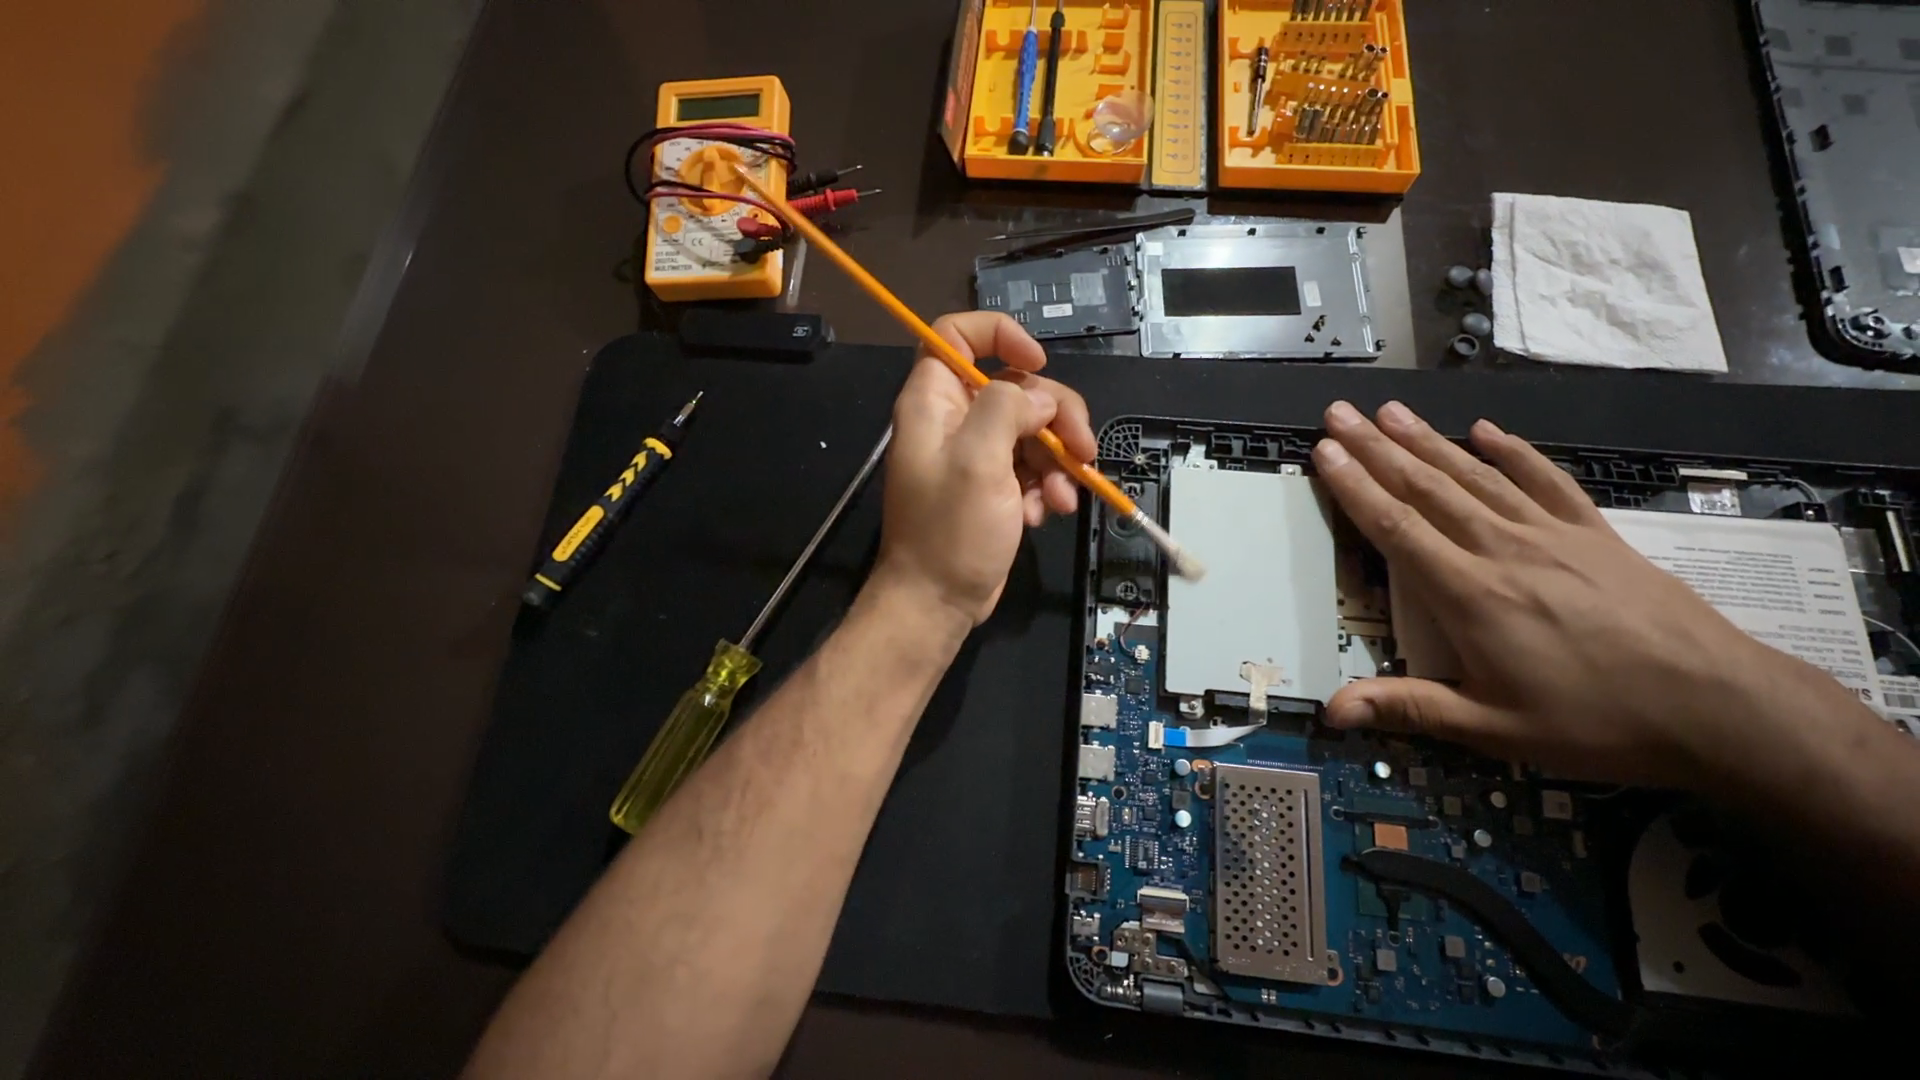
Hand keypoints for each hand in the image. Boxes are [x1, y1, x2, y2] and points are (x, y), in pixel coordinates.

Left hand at [872, 312, 1096, 627]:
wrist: (938, 602)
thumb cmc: (949, 532)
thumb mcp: (977, 462)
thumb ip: (1006, 411)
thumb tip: (1038, 399)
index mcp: (934, 402)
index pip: (956, 334)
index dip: (999, 336)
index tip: (1037, 364)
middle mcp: (953, 421)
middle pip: (1015, 389)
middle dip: (1056, 417)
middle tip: (1082, 451)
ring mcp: (975, 455)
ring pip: (1032, 431)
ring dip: (1058, 461)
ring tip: (1062, 498)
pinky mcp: (994, 487)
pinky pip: (1031, 467)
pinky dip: (1045, 486)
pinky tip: (1045, 513)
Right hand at [1314, 401, 1855, 787]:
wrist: (1721, 708)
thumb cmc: (1596, 722)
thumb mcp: (1493, 728)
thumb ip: (1408, 708)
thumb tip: (1331, 710)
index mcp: (1470, 595)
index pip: (1397, 528)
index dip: (1355, 487)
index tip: (1325, 451)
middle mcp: (1503, 551)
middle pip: (1427, 488)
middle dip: (1376, 448)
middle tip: (1339, 412)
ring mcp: (1552, 536)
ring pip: (1476, 476)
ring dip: (1428, 441)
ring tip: (1390, 411)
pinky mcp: (1595, 535)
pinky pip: (1546, 481)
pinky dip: (1513, 453)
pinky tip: (1485, 430)